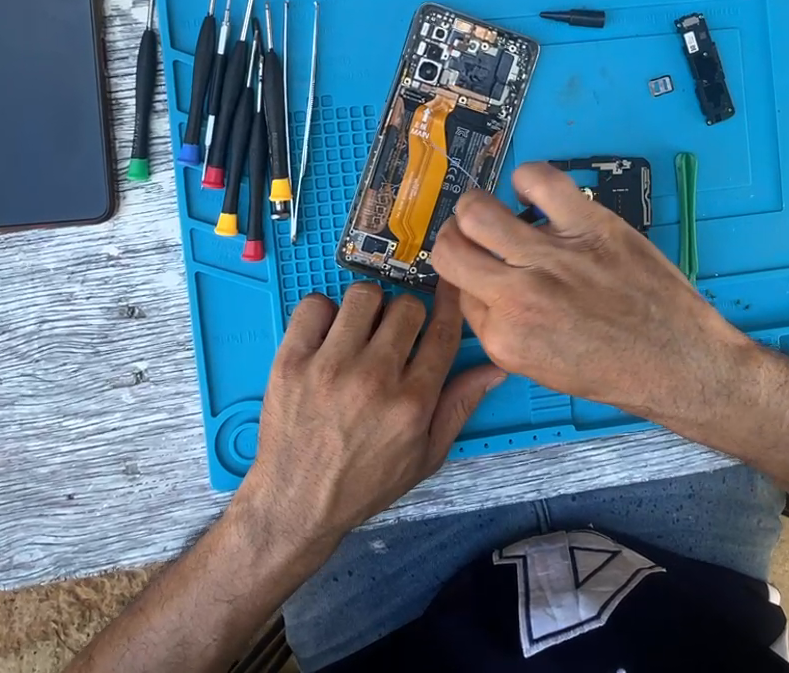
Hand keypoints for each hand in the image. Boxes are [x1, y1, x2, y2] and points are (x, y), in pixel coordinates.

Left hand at [235, 283, 505, 557]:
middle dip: (406, 315)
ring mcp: (329, 366)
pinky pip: (314, 305)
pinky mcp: (291, 361)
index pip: (443, 332)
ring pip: (364, 295)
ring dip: (367, 308)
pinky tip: (326, 335)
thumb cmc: (365, 483)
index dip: (449, 301)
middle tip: (392, 335)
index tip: (448, 284)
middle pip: (406, 306)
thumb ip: (460, 407)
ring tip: (359, 332)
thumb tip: (496, 369)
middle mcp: (374, 378)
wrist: (295, 505)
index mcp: (412, 402)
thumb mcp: (426, 456)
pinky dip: (322, 313)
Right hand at [428, 162, 751, 418]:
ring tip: (498, 213)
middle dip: (456, 238)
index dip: (471, 277)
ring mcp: (552, 258)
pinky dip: (527, 179)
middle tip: (477, 237)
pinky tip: (532, 192)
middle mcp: (518, 296)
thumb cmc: (615, 371)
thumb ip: (502, 328)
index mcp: (503, 338)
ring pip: (477, 211)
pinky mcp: (589, 225)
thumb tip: (484, 286)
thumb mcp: (539, 367)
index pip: (458, 289)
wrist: (680, 363)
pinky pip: (539, 180)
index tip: (485, 270)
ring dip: (477, 208)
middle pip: (450, 247)